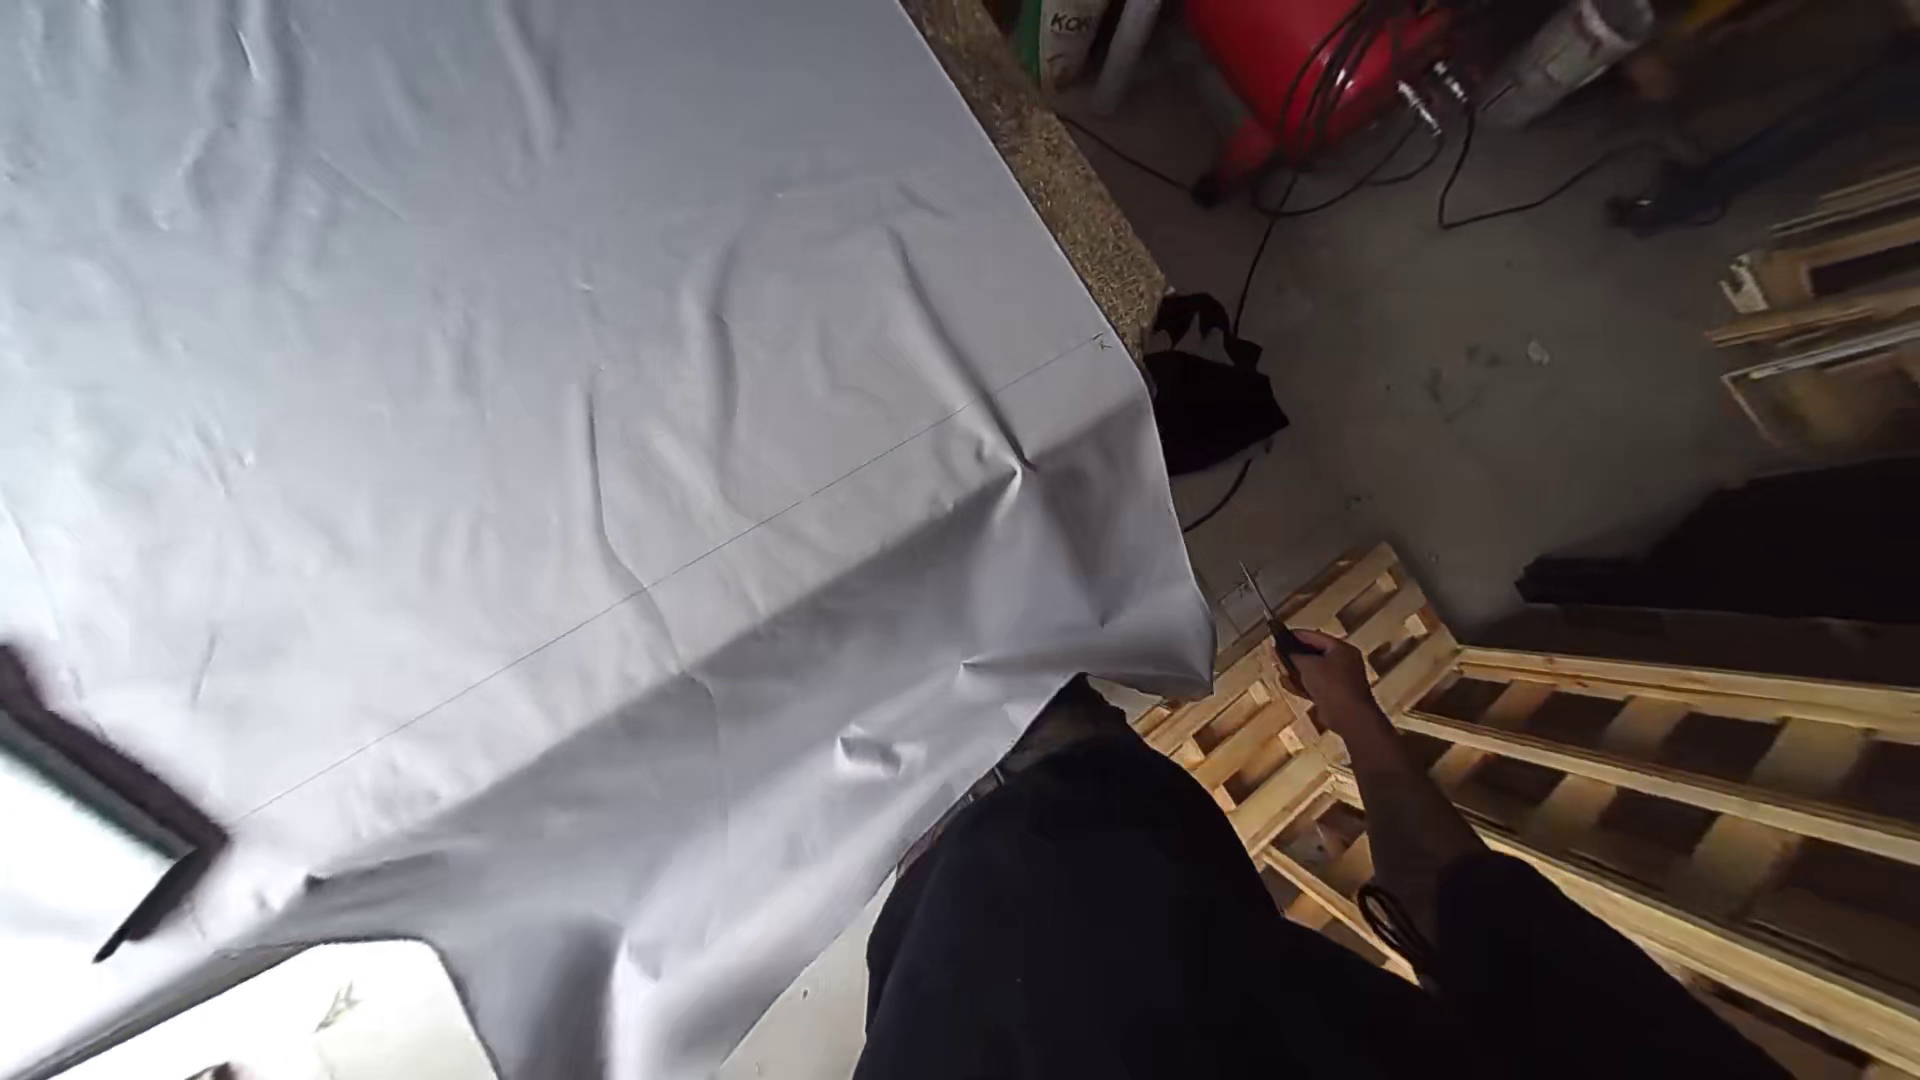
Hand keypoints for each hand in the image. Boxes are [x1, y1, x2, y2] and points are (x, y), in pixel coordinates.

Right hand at [1286, 629, 1391, 740]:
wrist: (1349, 716)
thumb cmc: (1330, 684)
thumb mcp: (1307, 664)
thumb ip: (1292, 654)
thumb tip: (1279, 648)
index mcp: (1341, 648)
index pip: (1313, 636)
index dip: (1293, 635)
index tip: (1275, 637)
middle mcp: (1343, 661)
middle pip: (1312, 652)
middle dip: (1293, 656)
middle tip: (1277, 657)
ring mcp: (1340, 678)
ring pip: (1312, 669)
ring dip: (1296, 671)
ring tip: (1282, 673)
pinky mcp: (1335, 693)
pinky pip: (1315, 683)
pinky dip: (1303, 684)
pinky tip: (1290, 686)